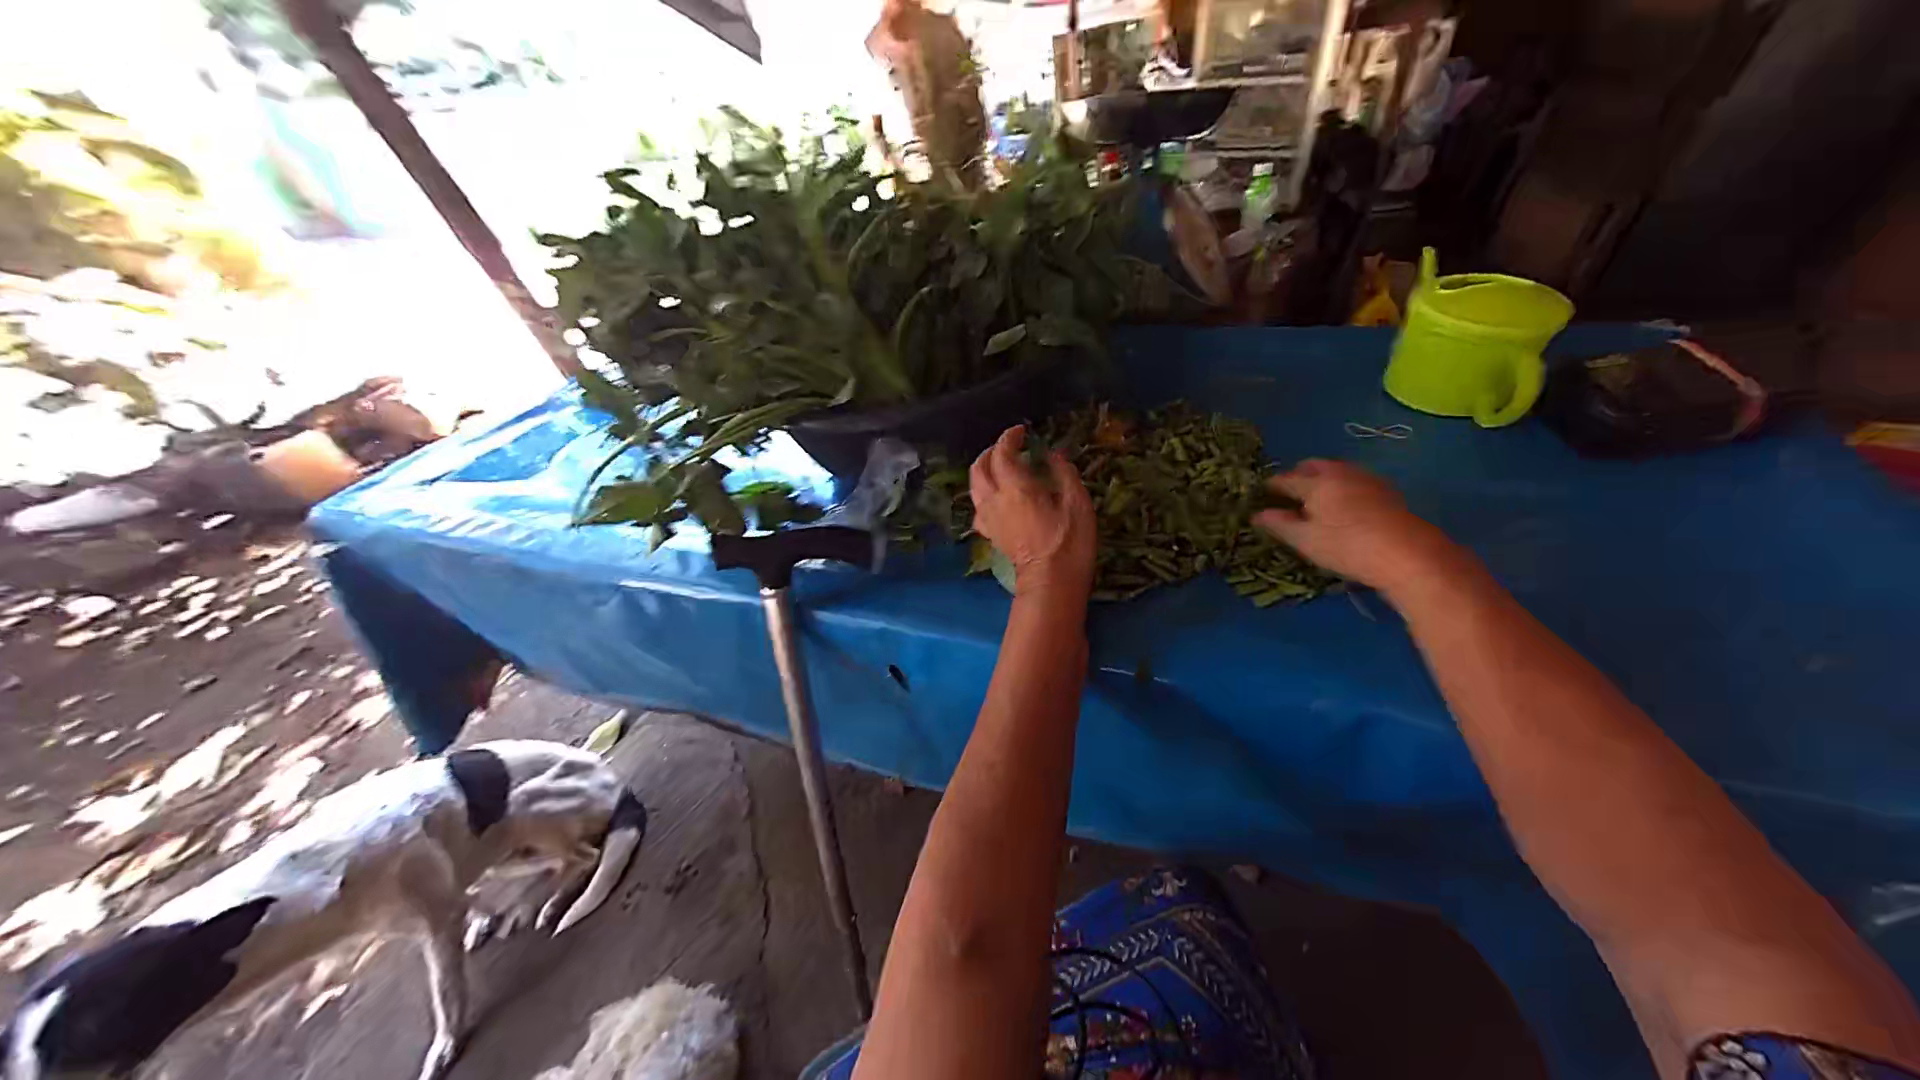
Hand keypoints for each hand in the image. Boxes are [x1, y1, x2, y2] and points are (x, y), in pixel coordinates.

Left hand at [970, 425, 1095, 599]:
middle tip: (1008, 447)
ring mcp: (990, 519)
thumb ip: (1063, 473)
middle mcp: (995, 500)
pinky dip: (984, 495)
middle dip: (991, 452)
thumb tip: (1053, 454)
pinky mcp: (991, 535)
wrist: (1052, 583)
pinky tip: (998, 498)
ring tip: (1000, 468)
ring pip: (975, 487)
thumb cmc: (1070, 542)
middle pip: (979, 468)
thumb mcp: (1077, 503)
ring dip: (984, 472)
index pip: (1002, 454)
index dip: (1009, 438)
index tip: (1021, 431)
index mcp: (1016, 488)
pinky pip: (979, 509)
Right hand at [1251, 459, 1467, 594]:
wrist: (1410, 555)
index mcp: (1316, 482)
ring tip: (1313, 501)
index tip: (1259, 498)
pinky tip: (1342, 506)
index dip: (1268, 488)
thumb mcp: (1306, 541)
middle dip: (1296, 476)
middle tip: (1286, 496)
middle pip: (1311, 466)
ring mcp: (1366, 478)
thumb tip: (1257, 514)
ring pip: (1335, 470)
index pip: (1284, 480)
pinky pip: (1353, 480)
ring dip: (1320, 480)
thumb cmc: (1348, 547)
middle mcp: (1340, 472)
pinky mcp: (1386, 490)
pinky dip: (1340, 487)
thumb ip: (1279, 525)